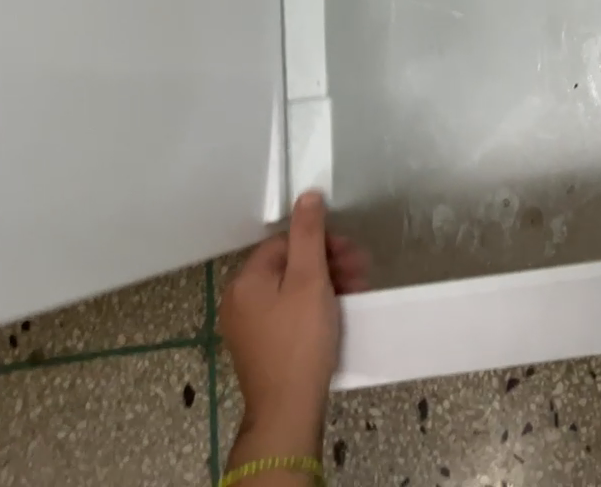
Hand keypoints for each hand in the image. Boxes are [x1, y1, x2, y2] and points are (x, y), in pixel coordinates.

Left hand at [220, 191, 369, 460]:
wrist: (289, 406)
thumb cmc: (301, 337)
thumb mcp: (311, 279)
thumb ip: (309, 234)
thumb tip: (307, 194)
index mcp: (246, 280)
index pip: (286, 241)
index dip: (321, 242)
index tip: (350, 253)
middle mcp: (240, 299)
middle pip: (290, 263)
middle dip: (328, 262)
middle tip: (360, 270)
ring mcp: (249, 324)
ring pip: (293, 287)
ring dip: (327, 282)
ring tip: (357, 290)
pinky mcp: (262, 343)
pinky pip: (290, 309)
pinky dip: (315, 304)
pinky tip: (339, 309)